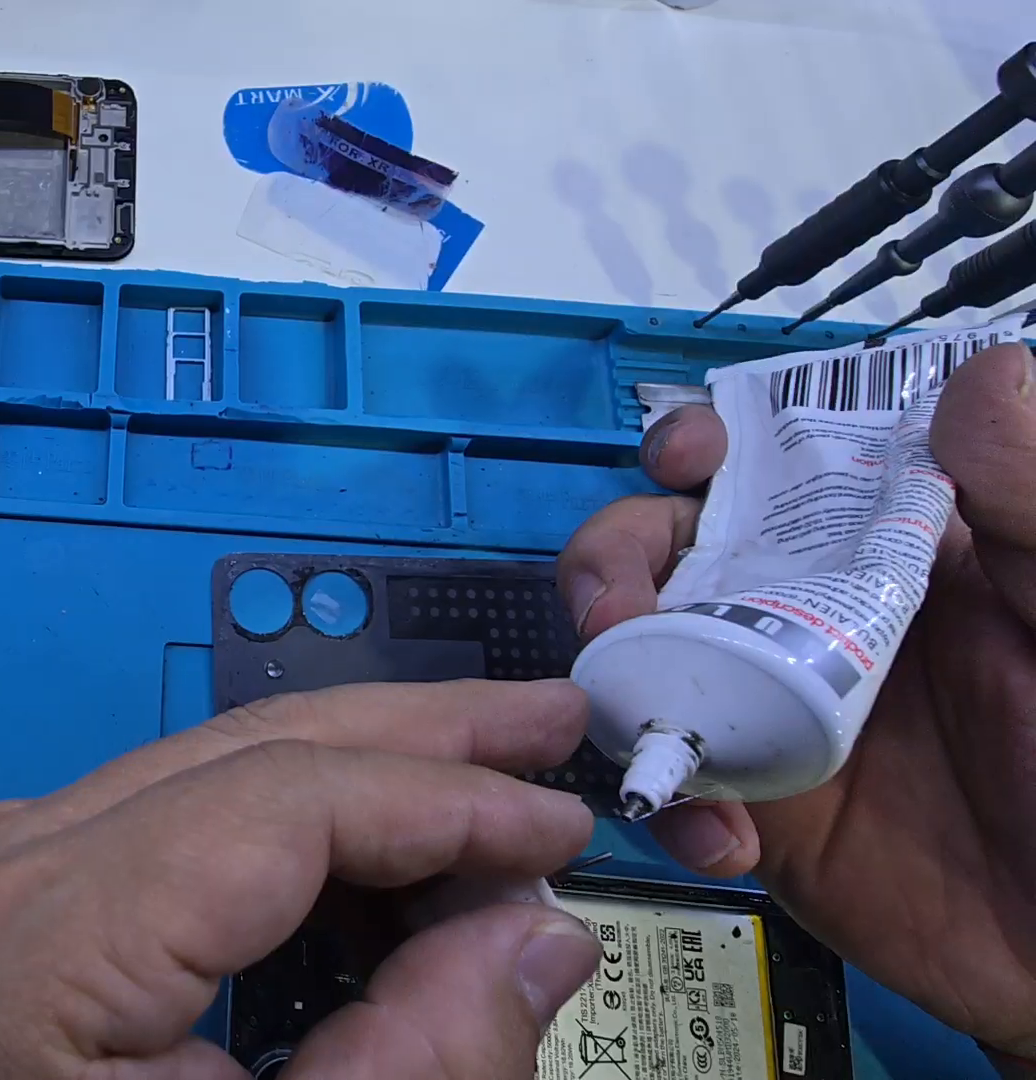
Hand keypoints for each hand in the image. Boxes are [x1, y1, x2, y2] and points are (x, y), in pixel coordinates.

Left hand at [0, 681, 602, 1078]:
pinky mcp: (29, 863)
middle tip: (536, 715)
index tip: (558, 818)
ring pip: (219, 762)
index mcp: (36, 936)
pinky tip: (383, 851)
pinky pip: (185, 807)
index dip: (433, 798)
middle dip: (408, 731)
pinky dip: (297, 821)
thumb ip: (415, 1066)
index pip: (271, 803)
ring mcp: (11, 847)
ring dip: (362, 768)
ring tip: (486, 777)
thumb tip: (536, 927)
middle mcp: (10, 854)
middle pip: (243, 749)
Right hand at [557, 342, 1035, 1055]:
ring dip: (604, 672)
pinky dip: (664, 795)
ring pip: (625, 647)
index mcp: (874, 557)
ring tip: (637, 721)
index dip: (706, 446)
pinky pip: (652, 765)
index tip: (687, 458)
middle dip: (610, 561)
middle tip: (612, 611)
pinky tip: (718, 837)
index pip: (762, 469)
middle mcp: (786, 613)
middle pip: (656, 550)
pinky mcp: (727, 786)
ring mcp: (745, 697)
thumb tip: (981, 375)